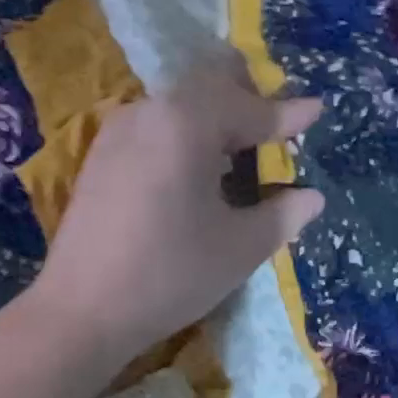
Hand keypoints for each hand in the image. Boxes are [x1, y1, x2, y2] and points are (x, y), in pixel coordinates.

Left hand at [28, 61, 324, 360]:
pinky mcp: (97, 161)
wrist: (82, 311)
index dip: (287, 114)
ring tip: (236, 153)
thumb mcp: (238, 248)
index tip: (316, 111)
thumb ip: (281, 216)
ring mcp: (116, 133)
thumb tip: (310, 198)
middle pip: (208, 87)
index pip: (249, 107)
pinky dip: (181, 139)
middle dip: (246, 101)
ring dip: (211, 121)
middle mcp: (149, 111)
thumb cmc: (169, 275)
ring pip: (176, 108)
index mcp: (188, 120)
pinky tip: (192, 174)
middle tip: (273, 126)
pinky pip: (152, 131)